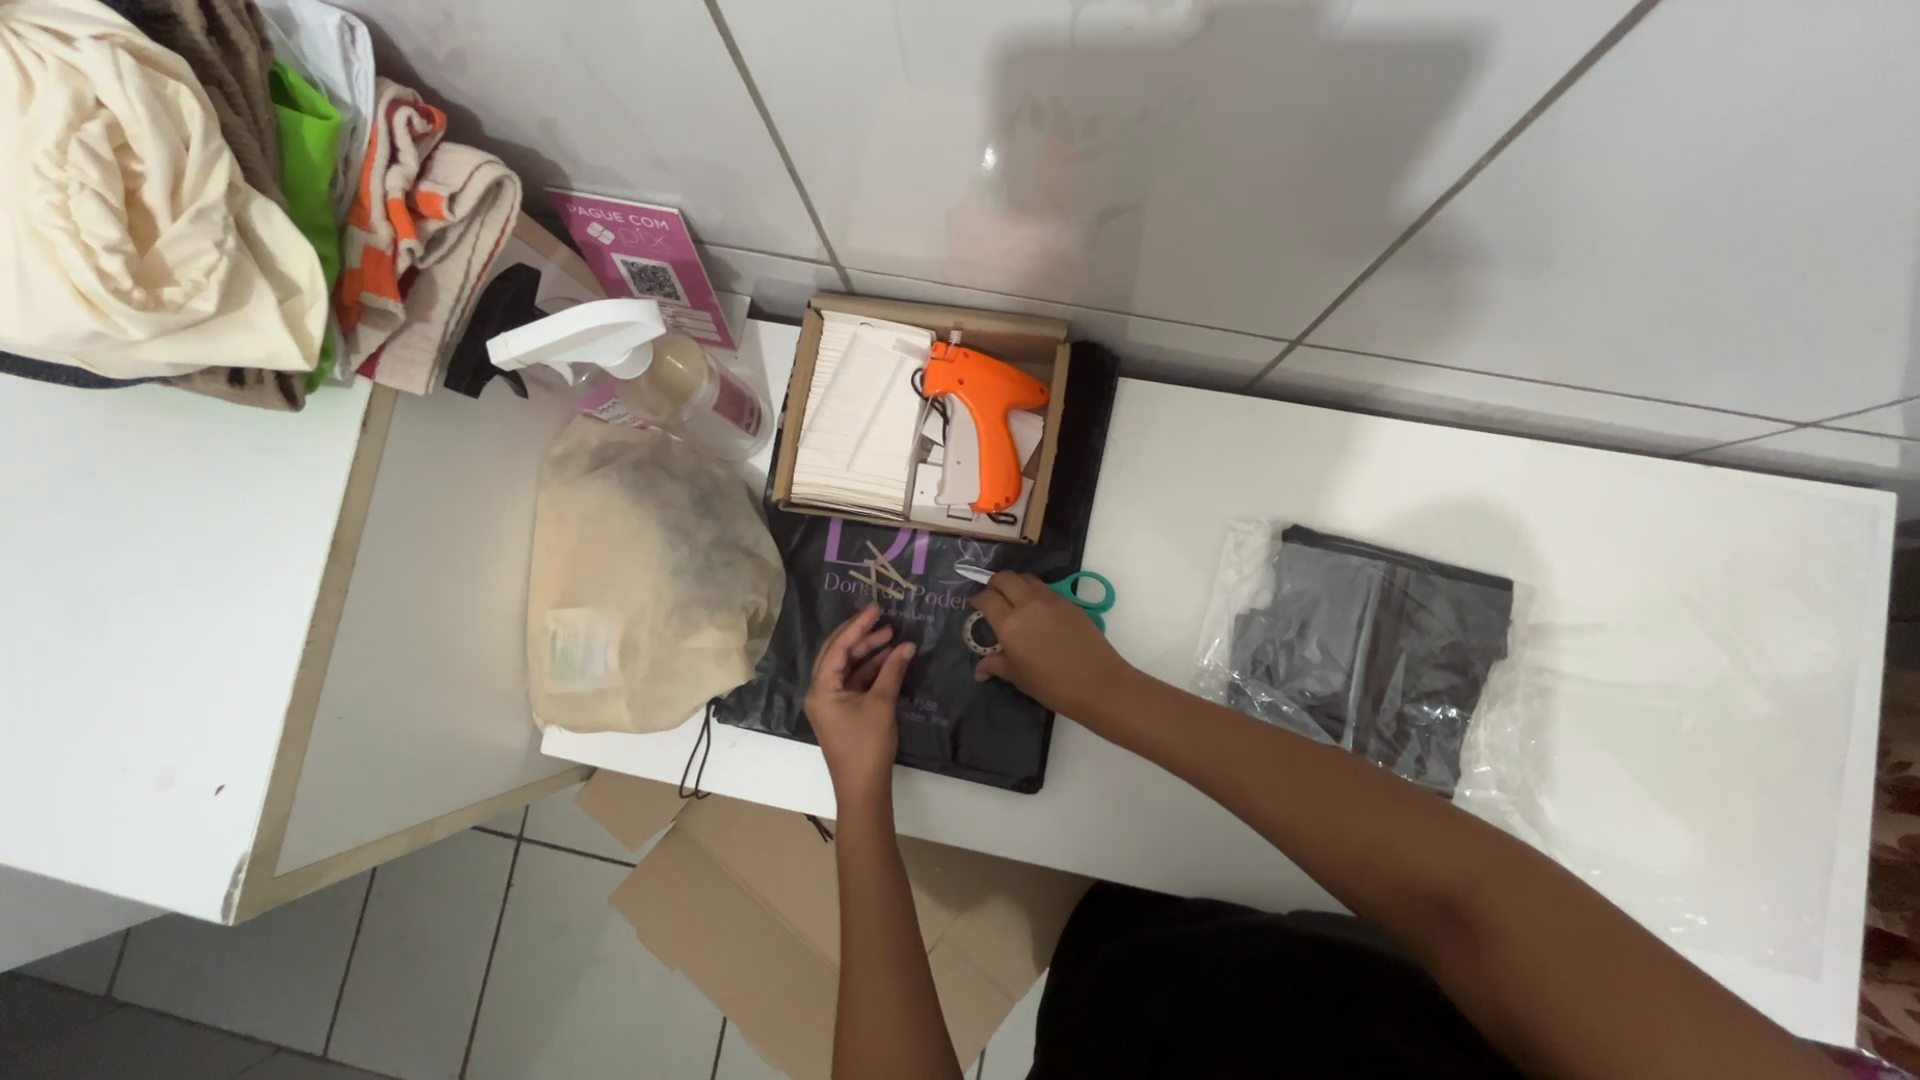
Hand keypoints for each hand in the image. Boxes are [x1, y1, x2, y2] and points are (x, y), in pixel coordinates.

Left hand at [805, 605, 915, 803]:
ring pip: (848, 668)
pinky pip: (855, 682)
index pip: (837, 647)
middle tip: (885, 620)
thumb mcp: (881, 703)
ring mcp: (831, 702)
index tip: (876, 608)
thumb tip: (907, 645)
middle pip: (838, 654)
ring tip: (893, 637)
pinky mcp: (843, 711)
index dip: (857, 626)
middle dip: (861, 636)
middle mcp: (820, 691)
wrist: (863, 788)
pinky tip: (891, 660)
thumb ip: (892, 670)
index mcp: (821, 687)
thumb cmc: (867, 745)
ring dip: (869, 653)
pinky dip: (871, 670)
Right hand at [971, 571, 1135, 715]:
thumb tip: (979, 670)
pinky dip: (1035, 592)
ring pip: (1026, 578)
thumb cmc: (1052, 685)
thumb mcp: (1019, 676)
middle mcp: (1028, 604)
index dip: (978, 599)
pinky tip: (1037, 611)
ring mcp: (1051, 600)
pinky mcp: (1069, 602)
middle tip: (993, 598)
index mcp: (1009, 624)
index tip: (976, 606)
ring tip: (1014, 600)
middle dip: (995, 584)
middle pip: (1005, 578)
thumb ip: (997, 664)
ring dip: (1016, 584)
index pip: (987, 598)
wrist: (1097, 683)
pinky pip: (1045, 588)